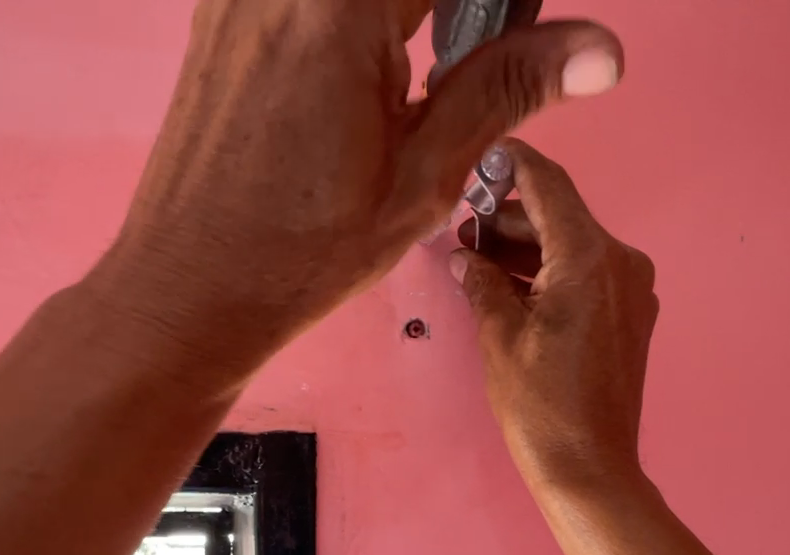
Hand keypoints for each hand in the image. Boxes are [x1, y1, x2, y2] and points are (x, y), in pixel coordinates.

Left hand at [96, 0, 623, 374]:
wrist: (189, 290)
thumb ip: (505, 91)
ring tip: (424, 70)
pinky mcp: (223, 11)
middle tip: (482, 47)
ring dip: (410, 14)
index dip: (504, 1)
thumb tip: (600, 50)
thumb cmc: (301, 254)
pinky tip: (368, 69)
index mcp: (340, 4)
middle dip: (461, 9)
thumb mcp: (419, 180)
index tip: (520, 30)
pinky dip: (357, 15)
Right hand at [451, 140, 659, 490]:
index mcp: (590, 258)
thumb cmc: (539, 405)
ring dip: (528, 249)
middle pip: (562, 218)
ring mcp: (632, 291)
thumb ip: (483, 282)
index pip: (549, 186)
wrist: (588, 468)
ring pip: (573, 249)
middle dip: (511, 218)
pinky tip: (513, 288)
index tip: (480, 156)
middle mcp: (622, 262)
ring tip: (480, 261)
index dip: (512, 164)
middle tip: (464, 228)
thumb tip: (465, 256)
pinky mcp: (630, 317)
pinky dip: (550, 275)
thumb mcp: (500, 338)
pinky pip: (587, 277)